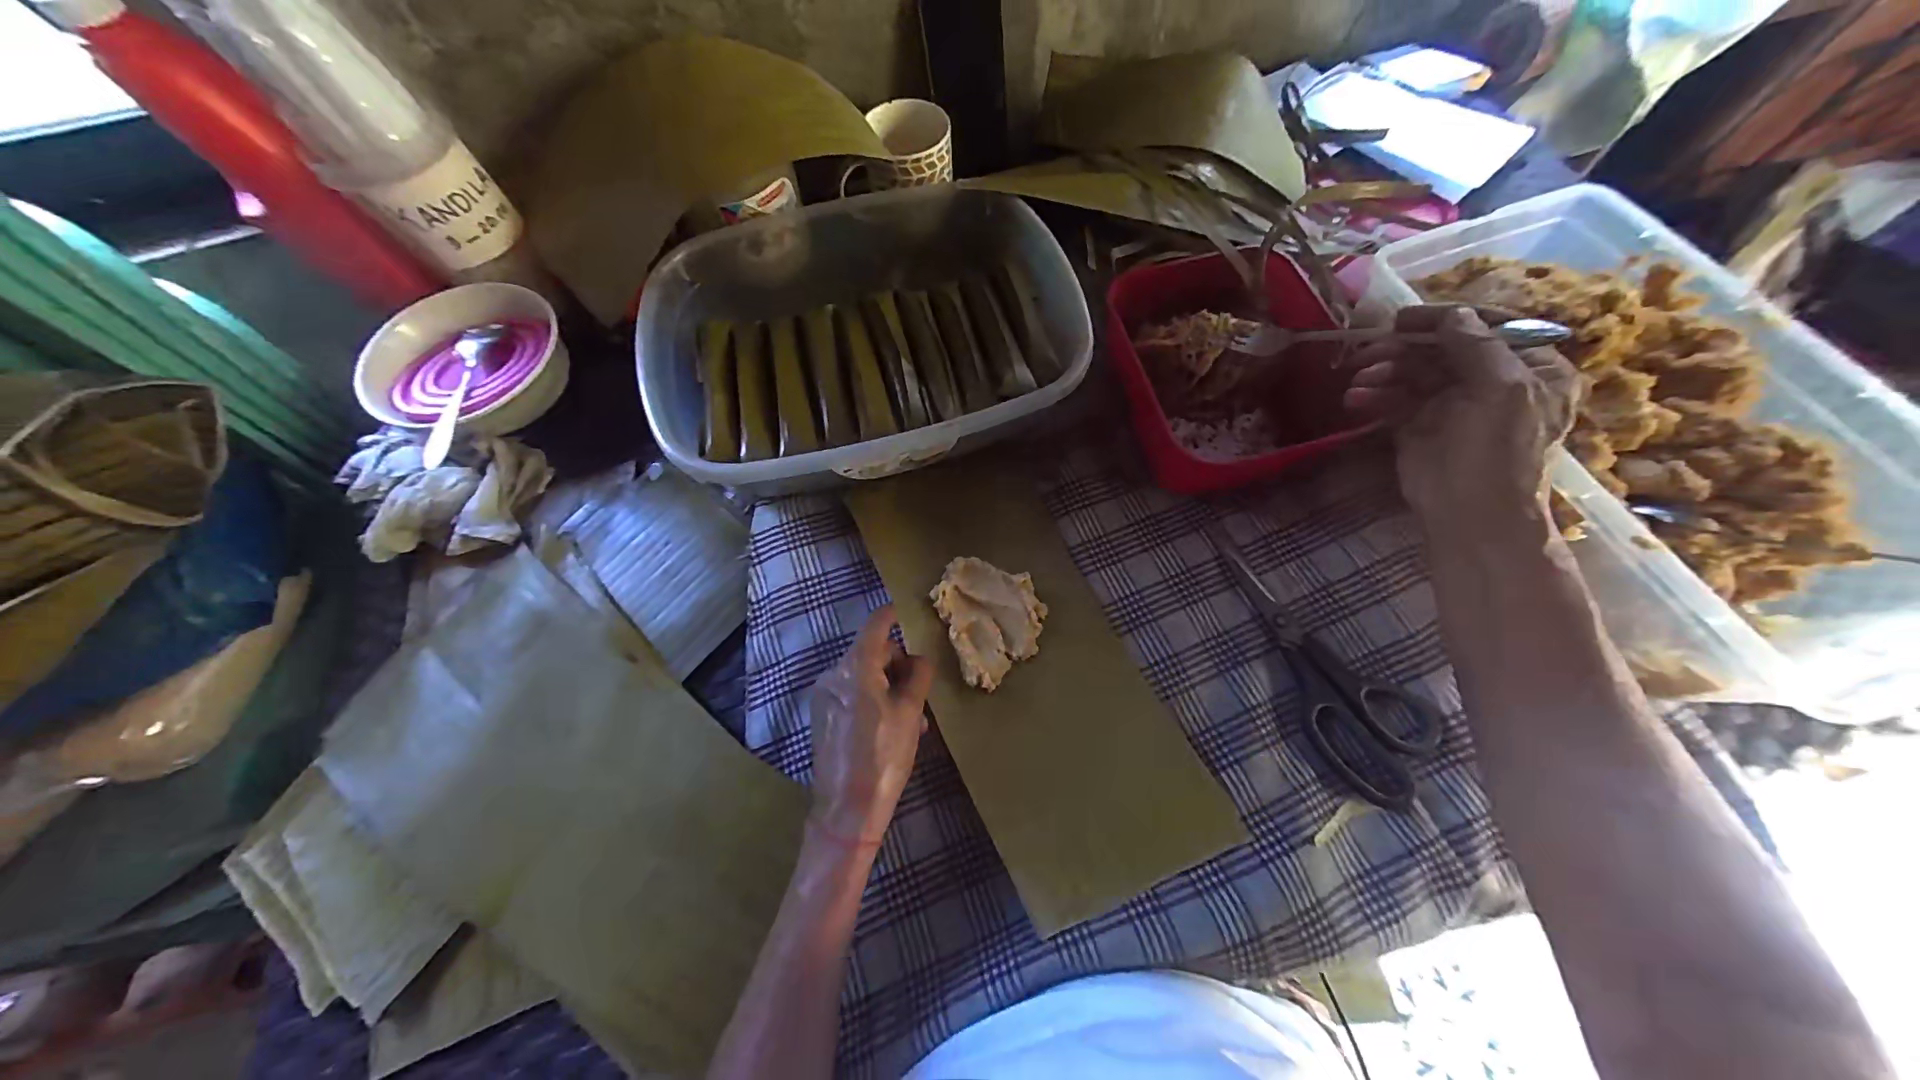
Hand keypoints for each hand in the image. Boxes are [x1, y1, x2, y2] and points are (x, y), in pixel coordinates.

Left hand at [805, 605, 934, 847]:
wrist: (847, 807)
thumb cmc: (884, 755)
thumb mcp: (910, 712)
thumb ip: (918, 675)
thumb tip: (918, 659)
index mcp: (855, 668)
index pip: (875, 625)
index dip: (892, 614)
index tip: (906, 610)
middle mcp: (833, 675)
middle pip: (870, 652)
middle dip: (898, 665)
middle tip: (920, 693)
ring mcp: (824, 696)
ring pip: (863, 676)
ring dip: (888, 687)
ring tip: (911, 720)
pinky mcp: (821, 716)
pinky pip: (851, 694)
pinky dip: (871, 700)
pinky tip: (890, 728)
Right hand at [1344, 305, 1578, 540]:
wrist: (1472, 516)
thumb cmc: (1497, 453)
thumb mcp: (1501, 390)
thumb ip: (1477, 346)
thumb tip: (1450, 316)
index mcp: (1531, 367)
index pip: (1489, 326)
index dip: (1447, 319)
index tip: (1403, 319)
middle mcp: (1492, 379)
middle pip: (1444, 348)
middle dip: (1405, 348)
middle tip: (1367, 351)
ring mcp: (1454, 403)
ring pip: (1415, 372)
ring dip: (1383, 371)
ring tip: (1357, 378)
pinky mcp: (1420, 425)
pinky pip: (1395, 399)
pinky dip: (1374, 395)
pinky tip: (1355, 399)